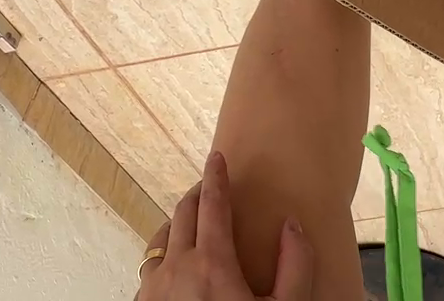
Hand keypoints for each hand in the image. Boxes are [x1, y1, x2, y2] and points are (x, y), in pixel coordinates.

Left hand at [137, 152, 312, 300]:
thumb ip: (295, 267)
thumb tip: (291, 226)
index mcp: (211, 262)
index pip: (212, 203)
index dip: (216, 176)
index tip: (217, 157)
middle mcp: (175, 269)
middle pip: (183, 213)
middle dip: (198, 195)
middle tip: (210, 189)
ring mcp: (152, 293)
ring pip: (160, 241)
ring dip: (177, 226)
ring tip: (192, 228)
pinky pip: (149, 271)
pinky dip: (163, 257)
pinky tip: (176, 271)